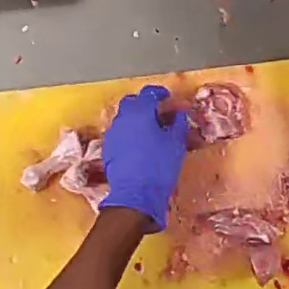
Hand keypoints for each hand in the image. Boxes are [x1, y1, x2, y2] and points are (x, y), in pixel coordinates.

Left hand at [100, 84, 190, 230]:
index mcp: (139, 112)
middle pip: (133, 103)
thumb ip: (178, 123)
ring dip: (138, 119)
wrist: (135, 195)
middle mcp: (122, 119)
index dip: (162, 94)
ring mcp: (112, 134)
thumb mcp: (176, 143)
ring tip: (153, 131)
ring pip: (125, 118)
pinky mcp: (108, 149)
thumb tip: (180, 113)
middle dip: (147, 105)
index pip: (150, 93)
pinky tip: (142, 145)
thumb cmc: (159, 166)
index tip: (171, 100)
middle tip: (162, 114)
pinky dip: (131, 133)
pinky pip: (121, 133)